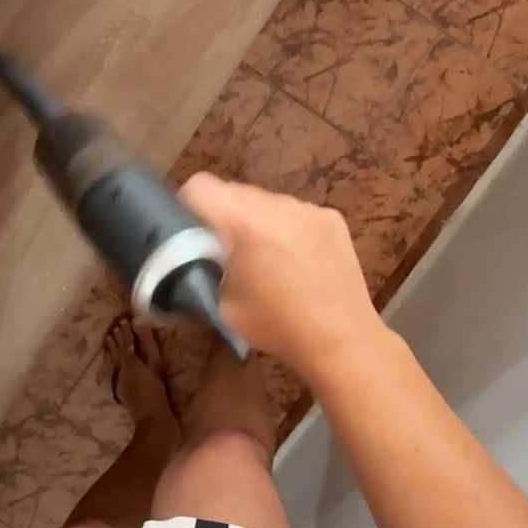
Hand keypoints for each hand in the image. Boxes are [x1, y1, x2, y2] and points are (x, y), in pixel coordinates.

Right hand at [178, 172, 387, 374]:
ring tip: (265, 260)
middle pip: (233, 192)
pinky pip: (295, 213)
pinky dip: (287, 229)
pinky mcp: (331, 218)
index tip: (189, 233)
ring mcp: (308, 209)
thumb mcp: (221, 306)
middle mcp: (278, 205)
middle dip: (223, 216)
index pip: (200, 187)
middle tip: (226, 253)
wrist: (341, 340)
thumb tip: (187, 260)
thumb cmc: (277, 327)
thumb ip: (200, 273)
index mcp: (245, 224)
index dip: (186, 206)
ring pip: (265, 202)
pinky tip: (296, 261)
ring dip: (256, 222)